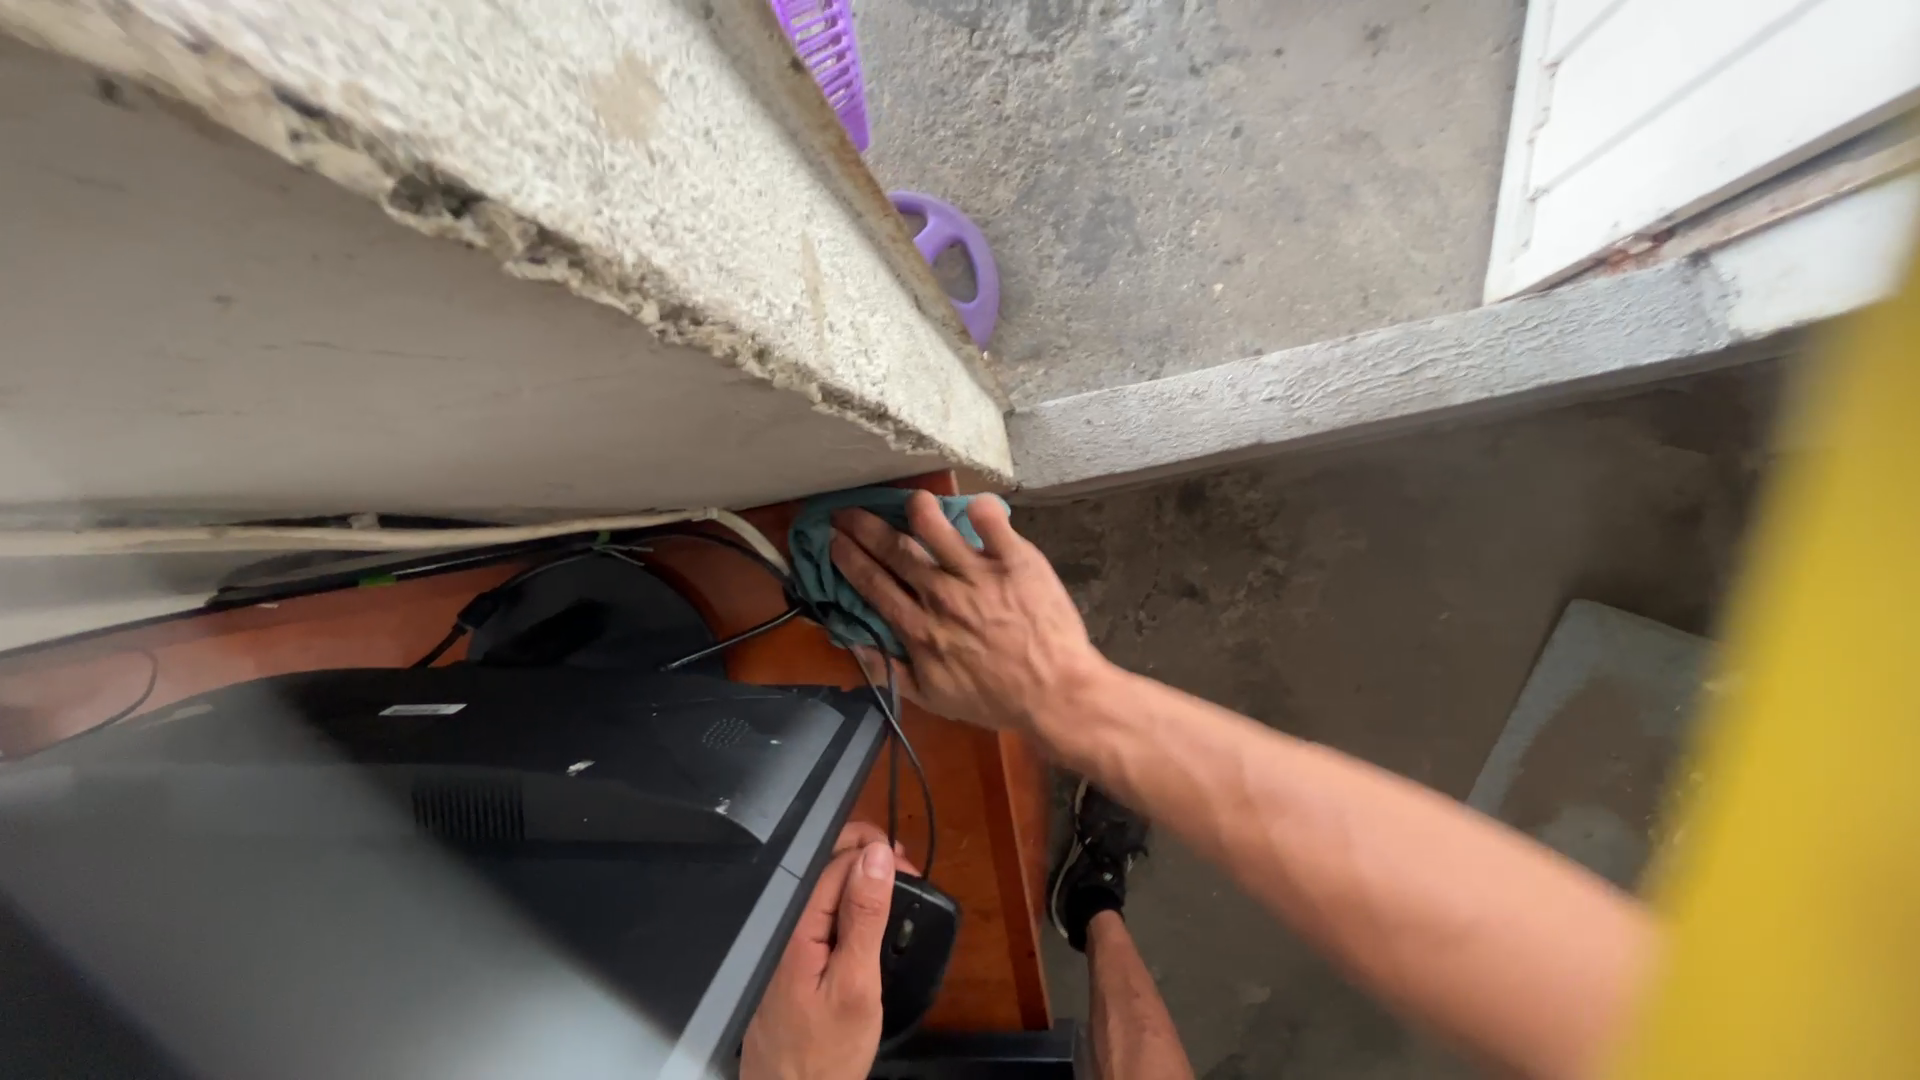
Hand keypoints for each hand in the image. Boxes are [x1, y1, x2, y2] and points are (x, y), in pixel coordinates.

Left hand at [740, 824, 901, 1079]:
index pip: (835, 859)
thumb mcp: (856, 984)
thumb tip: (876, 854)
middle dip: (868, 858)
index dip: (874, 852)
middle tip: (908, 875)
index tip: (909, 866)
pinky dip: (851, 904)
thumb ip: (865, 916)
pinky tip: (873, 915)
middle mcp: (783, 924)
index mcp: (794, 924)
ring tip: (898, 891)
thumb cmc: (826, 1054)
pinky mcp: (792, 957)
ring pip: (825, 887)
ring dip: (863, 879)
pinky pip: (821, 912)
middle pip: (826, 866)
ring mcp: (785, 941)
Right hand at [830, 490, 1110, 737]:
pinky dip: (982, 511)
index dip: (850, 560)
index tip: (833, 540)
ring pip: (939, 532)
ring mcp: (980, 575)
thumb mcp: (934, 699)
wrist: (1055, 694)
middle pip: (897, 553)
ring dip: (919, 511)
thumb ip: (891, 672)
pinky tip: (972, 502)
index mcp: (920, 629)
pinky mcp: (1016, 562)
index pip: (874, 586)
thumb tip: (854, 645)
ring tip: (909, 499)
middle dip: (866, 528)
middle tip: (847, 510)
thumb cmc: (996, 698)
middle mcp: (943, 596)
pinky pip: (994, 526)